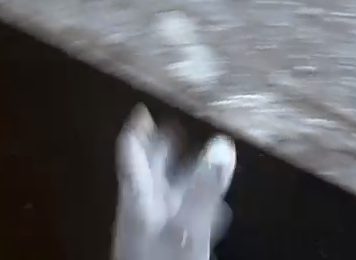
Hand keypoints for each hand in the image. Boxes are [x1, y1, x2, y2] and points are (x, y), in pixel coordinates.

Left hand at [113, 105, 235, 259]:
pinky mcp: (163, 256)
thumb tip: (223, 142)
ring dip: (181, 180)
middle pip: (148, 175)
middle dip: (162, 152)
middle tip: (176, 129)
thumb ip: (204, 187)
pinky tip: (214, 214)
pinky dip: (193, 209)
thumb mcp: (187, 227)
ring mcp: (150, 237)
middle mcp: (141, 214)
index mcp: (139, 199)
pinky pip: (177, 223)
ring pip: (164, 199)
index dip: (138, 132)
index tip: (144, 111)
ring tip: (201, 166)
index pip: (132, 156)